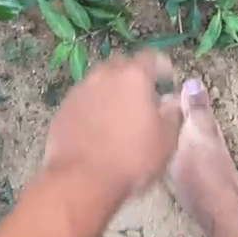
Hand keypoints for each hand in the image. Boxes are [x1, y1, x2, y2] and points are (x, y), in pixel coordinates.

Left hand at [41, 51, 182, 210]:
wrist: (81, 180)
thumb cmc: (131, 158)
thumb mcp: (166, 140)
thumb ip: (173, 114)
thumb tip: (171, 102)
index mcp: (134, 76)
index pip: (151, 56)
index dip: (162, 68)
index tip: (167, 85)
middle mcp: (105, 74)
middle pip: (123, 65)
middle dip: (134, 77)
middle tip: (142, 100)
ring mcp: (81, 89)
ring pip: (101, 81)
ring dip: (112, 91)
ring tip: (118, 116)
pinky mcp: (64, 107)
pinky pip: (84, 99)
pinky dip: (93, 107)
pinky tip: (97, 129)